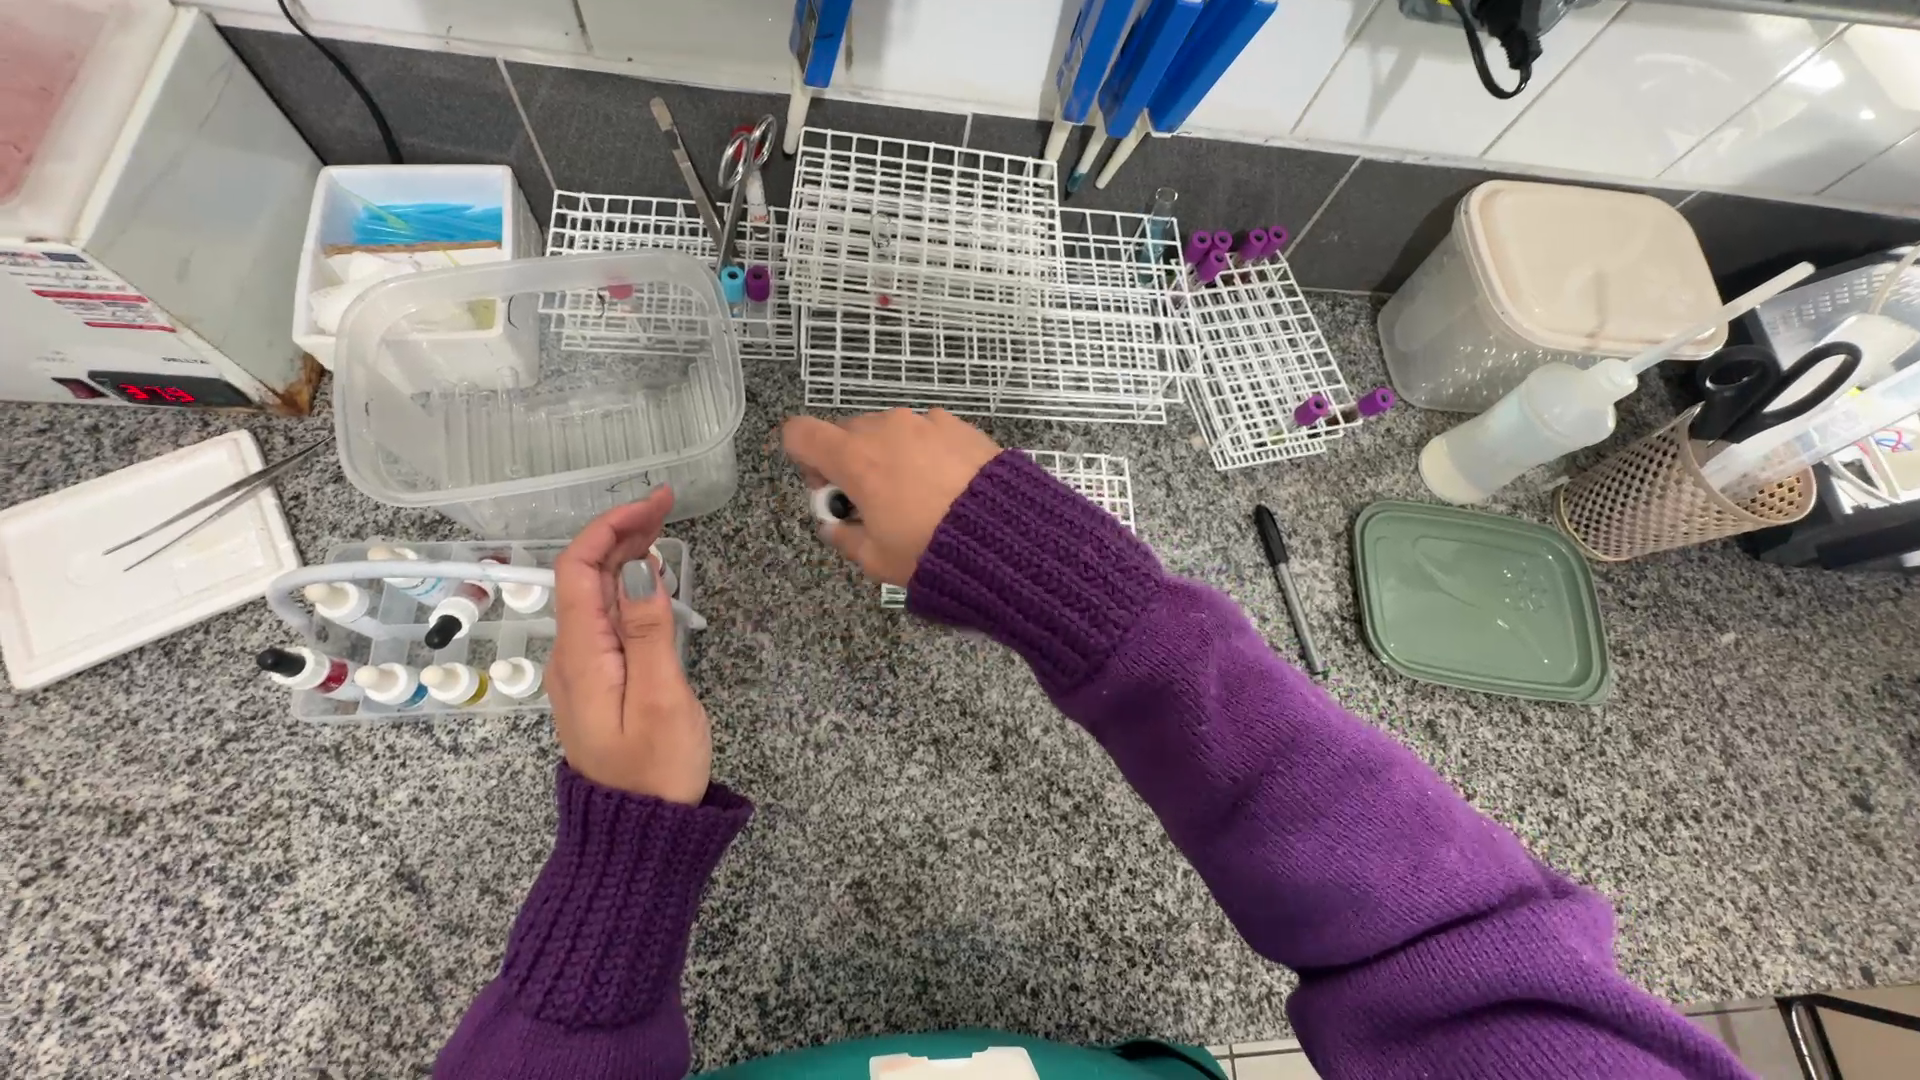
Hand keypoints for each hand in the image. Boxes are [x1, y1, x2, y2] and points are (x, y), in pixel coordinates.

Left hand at [547, 487, 709, 805]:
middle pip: (584, 575)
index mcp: (582, 653)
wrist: (641, 831)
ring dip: (624, 554)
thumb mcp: (661, 699)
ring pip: (595, 595)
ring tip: (662, 528)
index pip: (578, 568)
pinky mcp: (602, 681)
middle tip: (667, 505)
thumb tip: (639, 570)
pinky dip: (628, 586)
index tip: (655, 503)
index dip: (611, 527)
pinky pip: (607, 619)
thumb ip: (648, 633)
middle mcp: (574, 654)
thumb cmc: (656, 769)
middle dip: (621, 531)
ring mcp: (586, 669)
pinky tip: (650, 578)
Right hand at [781, 408, 1002, 585]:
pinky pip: (926, 432)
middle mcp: (885, 428)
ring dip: (891, 456)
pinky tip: (948, 486)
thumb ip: (843, 538)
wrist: (1005, 534)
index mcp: (854, 458)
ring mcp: (924, 421)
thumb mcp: (876, 560)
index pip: (799, 433)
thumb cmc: (930, 549)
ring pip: (889, 431)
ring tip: (919, 497)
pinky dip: (926, 452)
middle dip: (851, 463)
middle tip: (876, 503)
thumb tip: (834, 525)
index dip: (804, 460)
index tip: (830, 490)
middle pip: (847, 433)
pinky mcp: (958, 424)